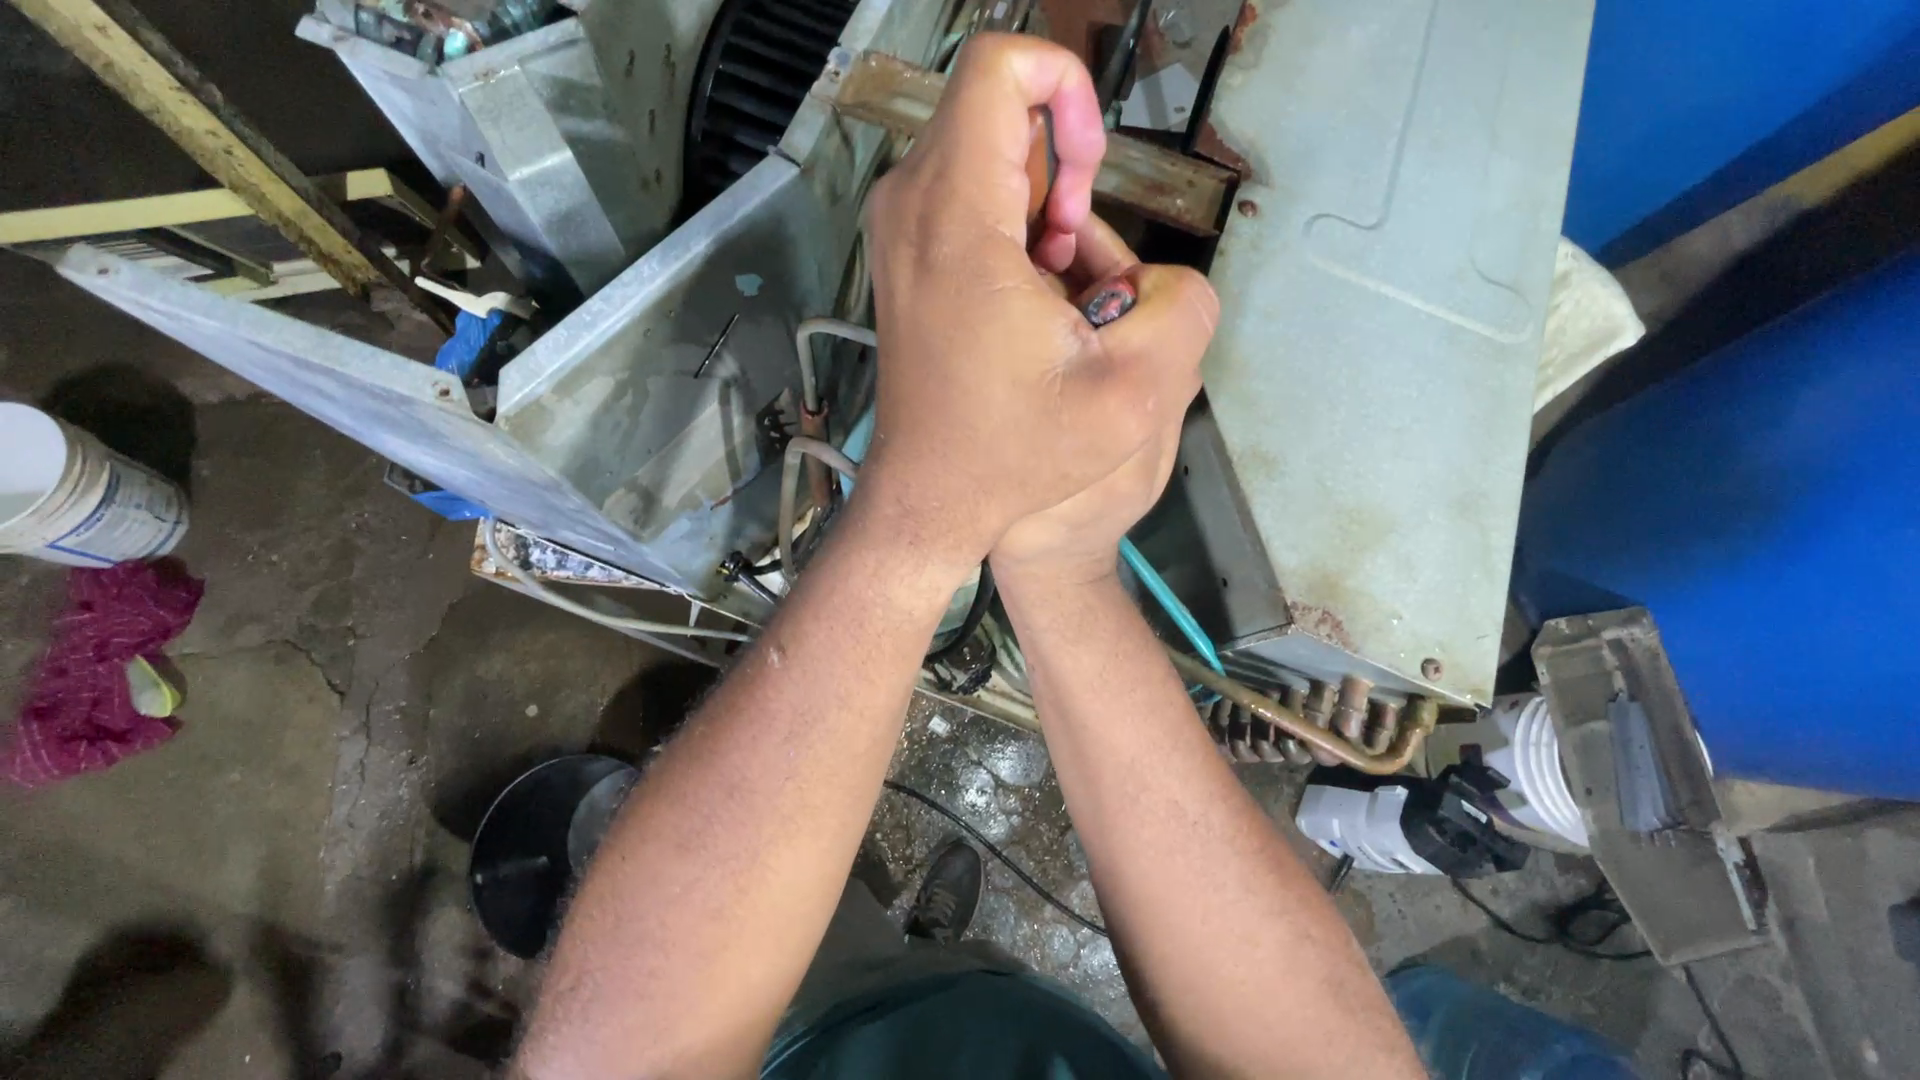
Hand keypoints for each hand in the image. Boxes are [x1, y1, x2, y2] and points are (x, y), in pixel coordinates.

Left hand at [856, 33, 1215, 573]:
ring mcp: (900, 230)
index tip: (1090, 171)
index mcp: (956, 218)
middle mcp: (911, 206)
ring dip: (1046, 212)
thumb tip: (1161, 279)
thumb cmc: (1014, 455)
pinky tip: (1033, 308)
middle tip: (1079, 262)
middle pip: (1003, 115)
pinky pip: (971, 200)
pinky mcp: (906, 257)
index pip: (1001, 66)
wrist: (931, 496)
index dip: (1067, 88)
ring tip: (1060, 301)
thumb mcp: (1133, 398)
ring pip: (991, 161)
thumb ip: (1184, 308)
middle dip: (1064, 171)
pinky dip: (1016, 234)